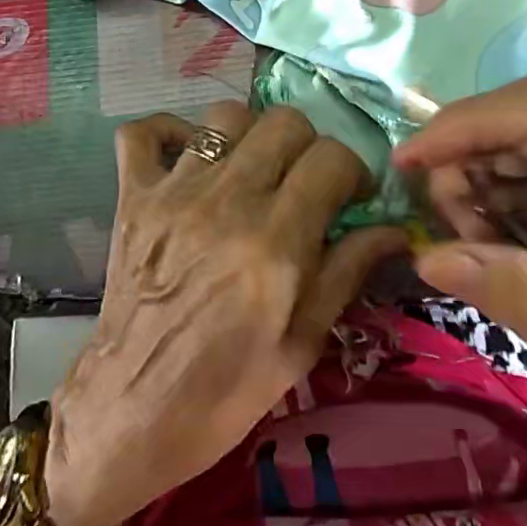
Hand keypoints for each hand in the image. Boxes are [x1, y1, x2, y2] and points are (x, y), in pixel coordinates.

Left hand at [44, 103, 405, 525]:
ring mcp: (173, 194)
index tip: (349, 199)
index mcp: (277, 243)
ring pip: (224, 116)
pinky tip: (187, 157)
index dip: (352, 172)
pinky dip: (167, 132)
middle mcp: (227, 203)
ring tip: (253, 172)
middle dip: (308, 147)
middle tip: (304, 184)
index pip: (331, 158)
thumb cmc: (226, 389)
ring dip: (250, 136)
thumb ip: (346, 272)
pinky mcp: (132, 198)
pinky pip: (141, 133)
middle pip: (283, 123)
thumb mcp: (302, 343)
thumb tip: (394, 229)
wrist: (135, 408)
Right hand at [393, 76, 526, 501]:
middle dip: (466, 157)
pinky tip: (490, 250)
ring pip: (519, 149)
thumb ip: (524, 300)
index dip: (470, 123)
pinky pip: (525, 183)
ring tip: (473, 246)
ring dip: (475, 185)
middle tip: (444, 221)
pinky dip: (489, 206)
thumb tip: (429, 255)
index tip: (410, 160)